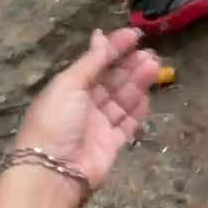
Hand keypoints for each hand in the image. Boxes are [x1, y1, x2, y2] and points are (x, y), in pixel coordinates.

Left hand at [14, 28, 159, 189]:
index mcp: (69, 88)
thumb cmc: (55, 122)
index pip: (95, 63)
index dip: (114, 48)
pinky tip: (148, 95)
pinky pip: (127, 124)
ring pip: (122, 100)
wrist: (53, 172)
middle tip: (150, 54)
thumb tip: (100, 35)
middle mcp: (83, 105)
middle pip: (111, 81)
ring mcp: (98, 125)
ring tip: (155, 67)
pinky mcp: (111, 144)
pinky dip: (137, 110)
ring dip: (137, 83)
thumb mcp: (68, 85)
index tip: (134, 35)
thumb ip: (89, 62)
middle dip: (130, 66)